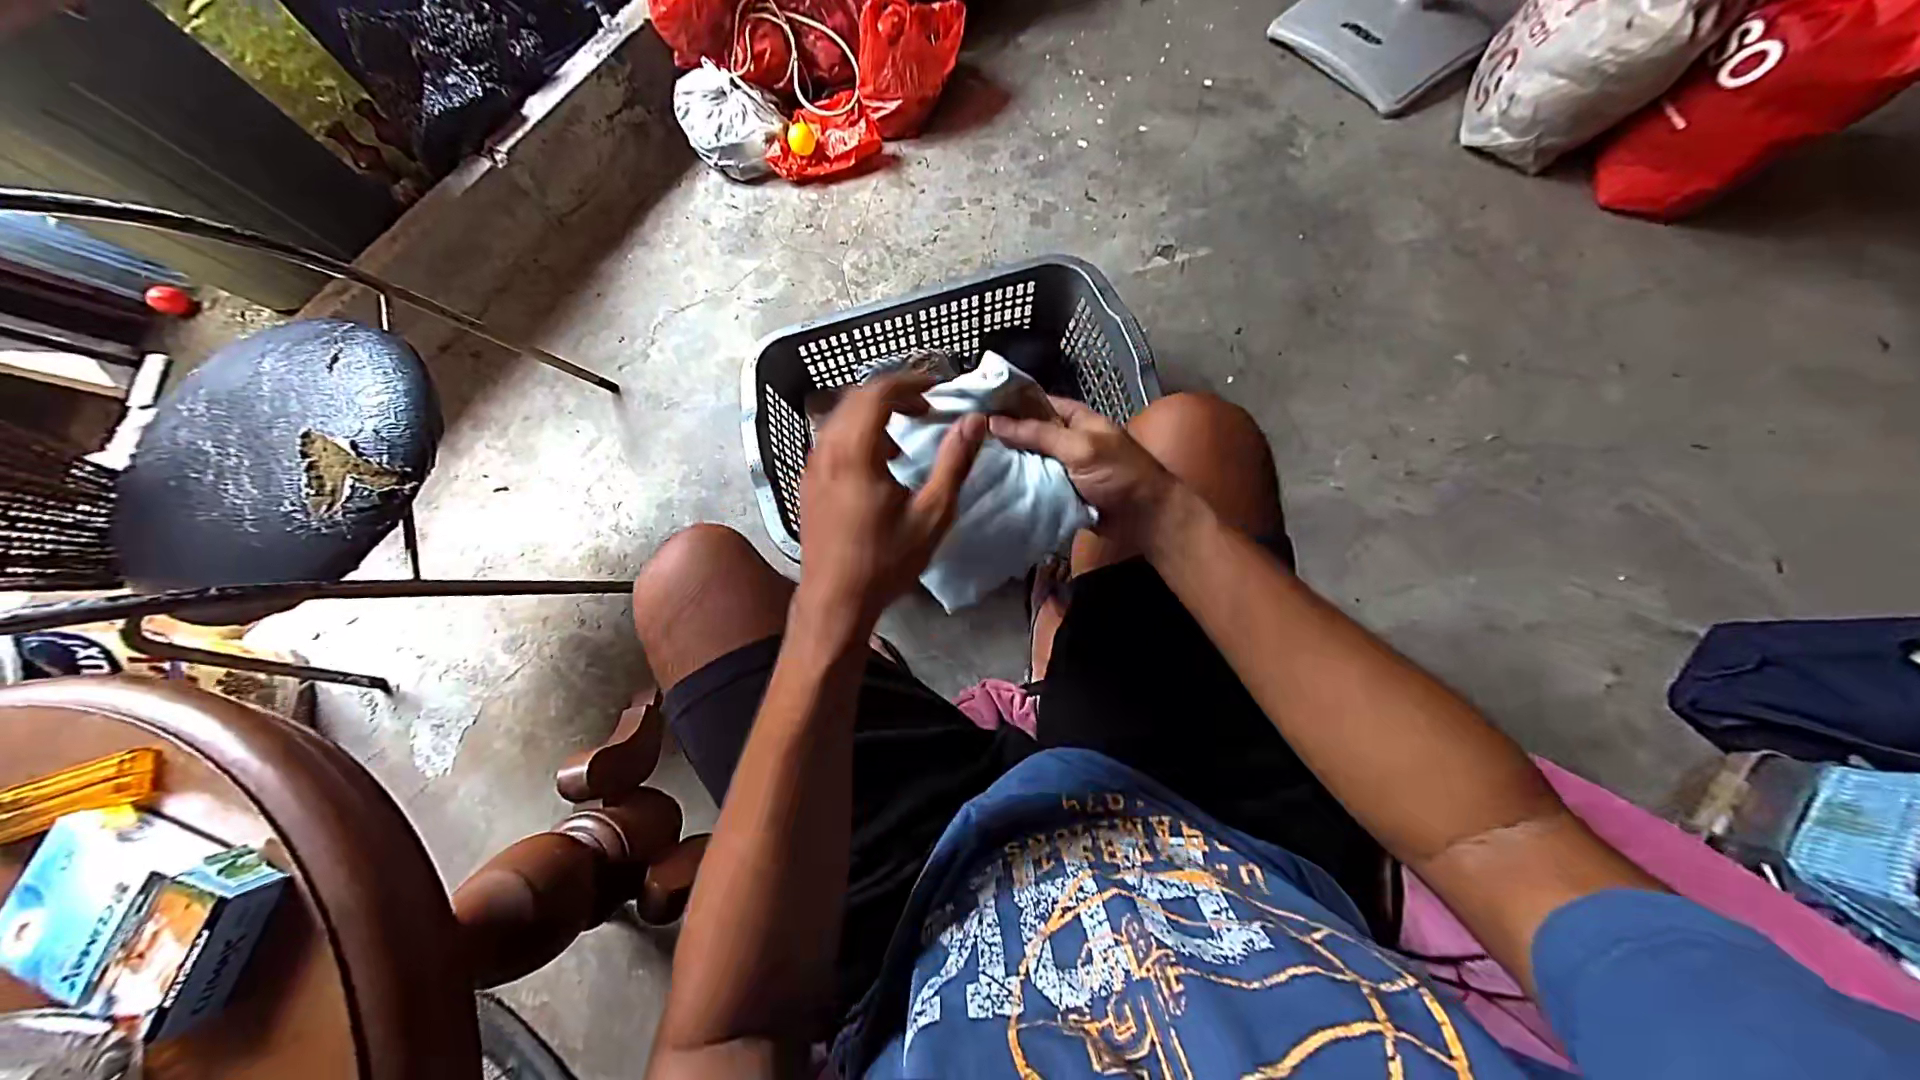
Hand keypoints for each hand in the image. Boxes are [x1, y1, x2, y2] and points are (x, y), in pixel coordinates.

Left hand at [797, 375, 984, 627]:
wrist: (835, 601)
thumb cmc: (885, 561)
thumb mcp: (932, 514)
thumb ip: (954, 463)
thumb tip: (974, 422)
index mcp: (855, 453)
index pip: (877, 393)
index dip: (910, 382)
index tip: (936, 389)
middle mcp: (826, 451)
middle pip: (856, 399)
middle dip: (893, 394)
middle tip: (925, 406)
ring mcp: (811, 467)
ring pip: (841, 418)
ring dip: (874, 415)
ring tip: (904, 440)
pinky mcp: (808, 483)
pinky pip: (831, 441)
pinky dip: (858, 435)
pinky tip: (879, 465)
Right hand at [988, 397, 1200, 556]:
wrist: (1144, 519)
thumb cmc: (1120, 474)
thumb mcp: (1080, 447)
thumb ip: (1038, 434)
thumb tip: (995, 422)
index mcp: (1073, 418)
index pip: (1033, 402)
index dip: (1006, 402)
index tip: (972, 406)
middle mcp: (1064, 439)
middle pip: (1025, 432)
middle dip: (999, 434)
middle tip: (963, 436)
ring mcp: (1059, 467)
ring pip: (1025, 460)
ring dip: (1004, 462)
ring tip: (967, 459)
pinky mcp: (1056, 492)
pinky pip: (1030, 484)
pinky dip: (1014, 485)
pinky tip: (988, 484)